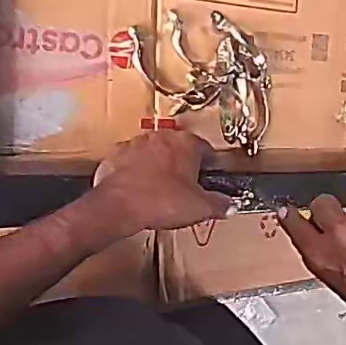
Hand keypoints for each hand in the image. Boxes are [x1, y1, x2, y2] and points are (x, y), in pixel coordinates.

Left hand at [83, 131, 233, 234]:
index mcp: (187, 143)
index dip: (210, 167)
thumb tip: (230, 205)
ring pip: (155, 153)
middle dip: (184, 165)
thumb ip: (219, 204)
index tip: (210, 179)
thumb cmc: (162, 202)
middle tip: (187, 187)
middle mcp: (162, 137)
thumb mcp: (200, 208)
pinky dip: (137, 173)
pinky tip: (140, 191)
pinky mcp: (116, 155)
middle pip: (179, 148)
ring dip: (159, 166)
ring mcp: (136, 143)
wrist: (118, 206)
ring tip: (162, 190)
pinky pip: (132, 162)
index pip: (207, 150)